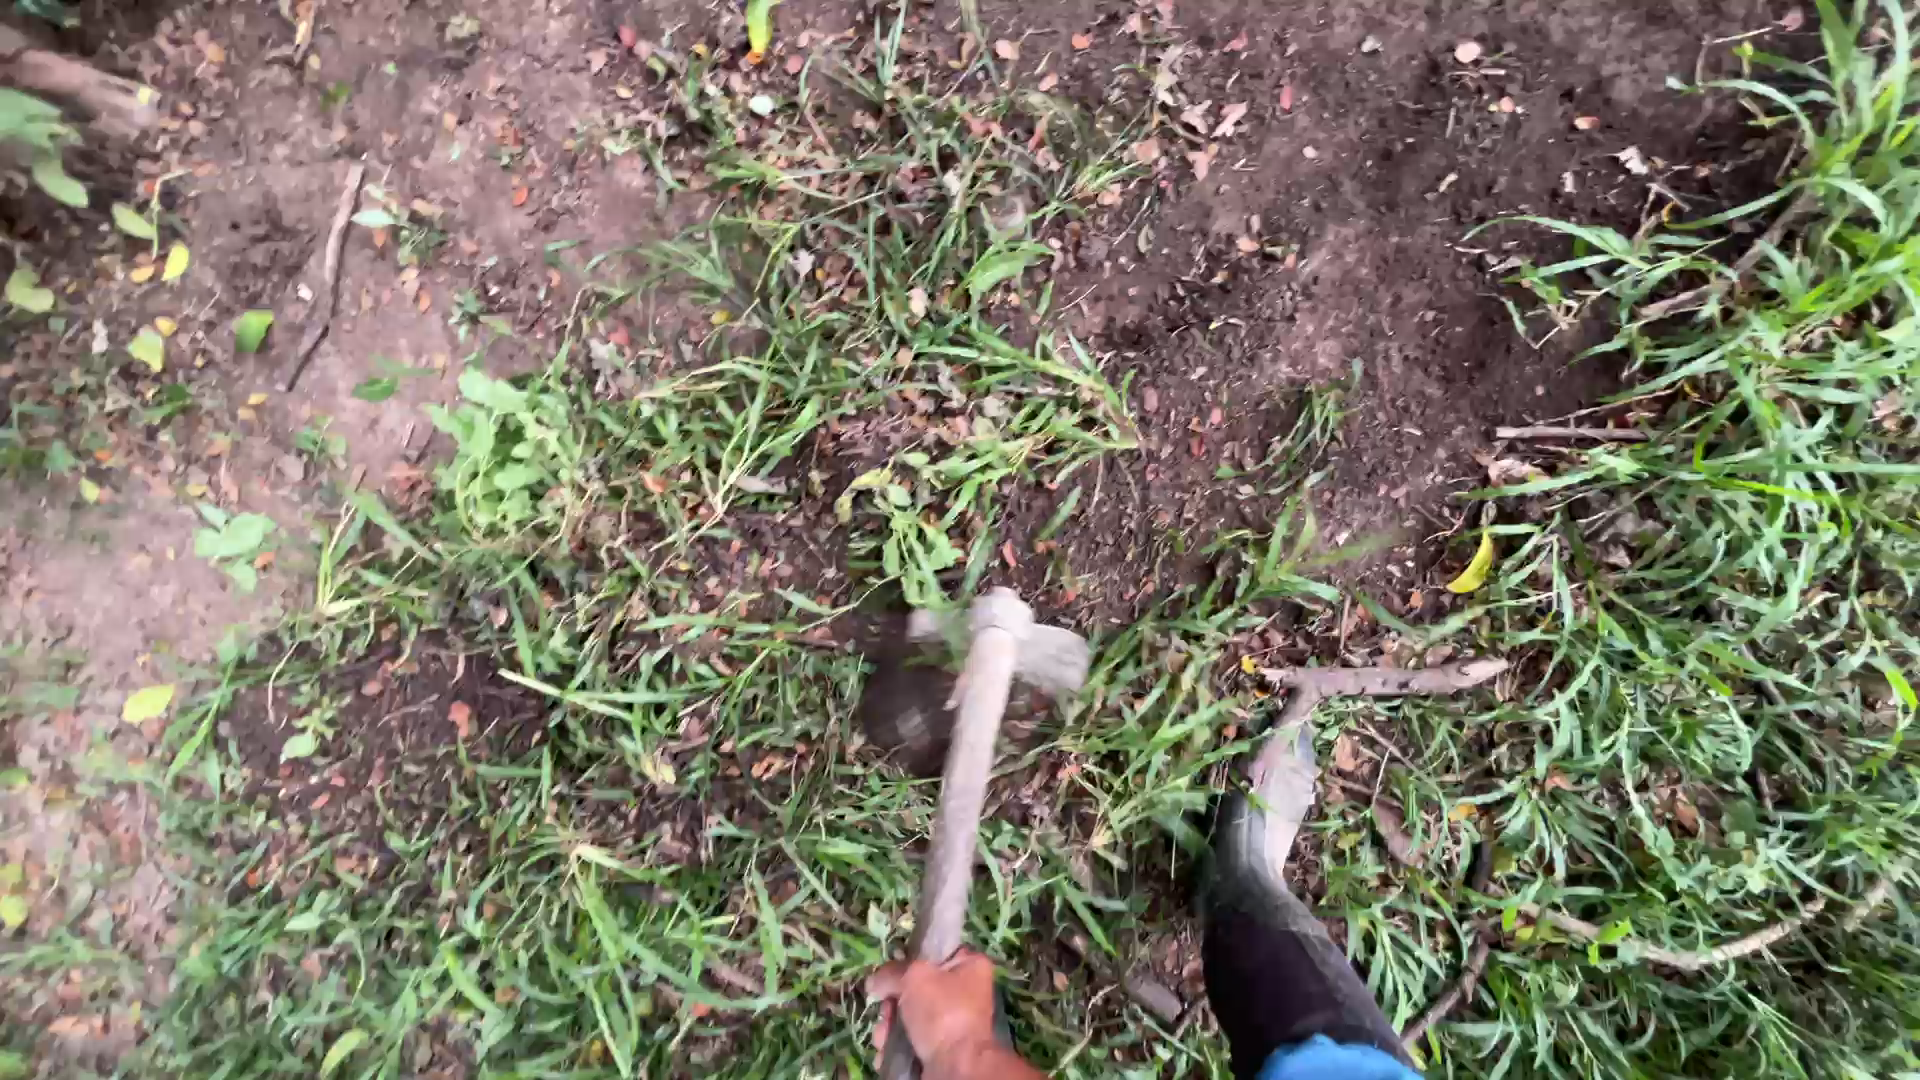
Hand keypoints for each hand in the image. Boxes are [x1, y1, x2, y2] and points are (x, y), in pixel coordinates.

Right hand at [866, 950, 1043, 1079]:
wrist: (956, 1067)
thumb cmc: (942, 1010)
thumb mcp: (913, 976)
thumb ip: (890, 972)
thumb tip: (873, 982)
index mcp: (970, 965)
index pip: (935, 952)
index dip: (910, 960)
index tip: (892, 972)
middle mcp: (966, 991)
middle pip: (917, 987)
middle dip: (893, 1001)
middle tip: (885, 1010)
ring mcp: (953, 1021)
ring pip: (911, 1014)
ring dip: (890, 1025)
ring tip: (882, 1036)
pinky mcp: (942, 1048)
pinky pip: (913, 1038)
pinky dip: (896, 1044)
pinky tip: (885, 1050)